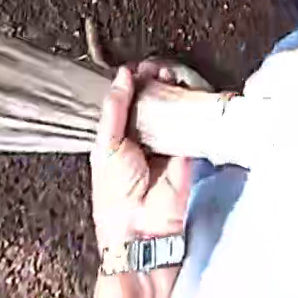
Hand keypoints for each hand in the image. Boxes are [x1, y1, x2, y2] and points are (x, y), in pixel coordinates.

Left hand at [91, 62, 191, 249]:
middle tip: (155, 68)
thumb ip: (115, 109)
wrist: (143, 231)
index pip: (129, 100)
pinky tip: (185, 88)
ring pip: (172, 104)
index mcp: (121, 135)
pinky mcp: (188, 146)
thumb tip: (123, 74)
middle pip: (152, 98)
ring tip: (168, 74)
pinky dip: (189, 102)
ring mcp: (167, 140)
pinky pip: (190, 119)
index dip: (134, 81)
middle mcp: (145, 134)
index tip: (138, 67)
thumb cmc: (116, 194)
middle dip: (154, 79)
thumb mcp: (107, 147)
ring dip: (171, 86)